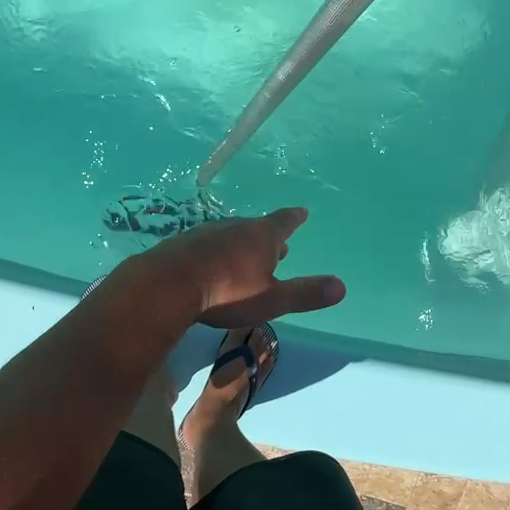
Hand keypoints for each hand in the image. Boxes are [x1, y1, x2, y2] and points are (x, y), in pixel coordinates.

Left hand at [144, 207, 345, 328]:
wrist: (168, 284)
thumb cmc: (226, 292)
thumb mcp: (271, 299)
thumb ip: (304, 293)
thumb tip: (341, 286)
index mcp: (260, 237)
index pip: (283, 222)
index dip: (294, 218)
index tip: (302, 211)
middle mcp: (234, 227)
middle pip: (255, 228)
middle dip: (267, 237)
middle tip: (278, 245)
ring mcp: (205, 233)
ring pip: (229, 235)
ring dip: (240, 244)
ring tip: (245, 255)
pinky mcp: (182, 244)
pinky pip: (206, 245)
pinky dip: (215, 252)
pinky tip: (210, 264)